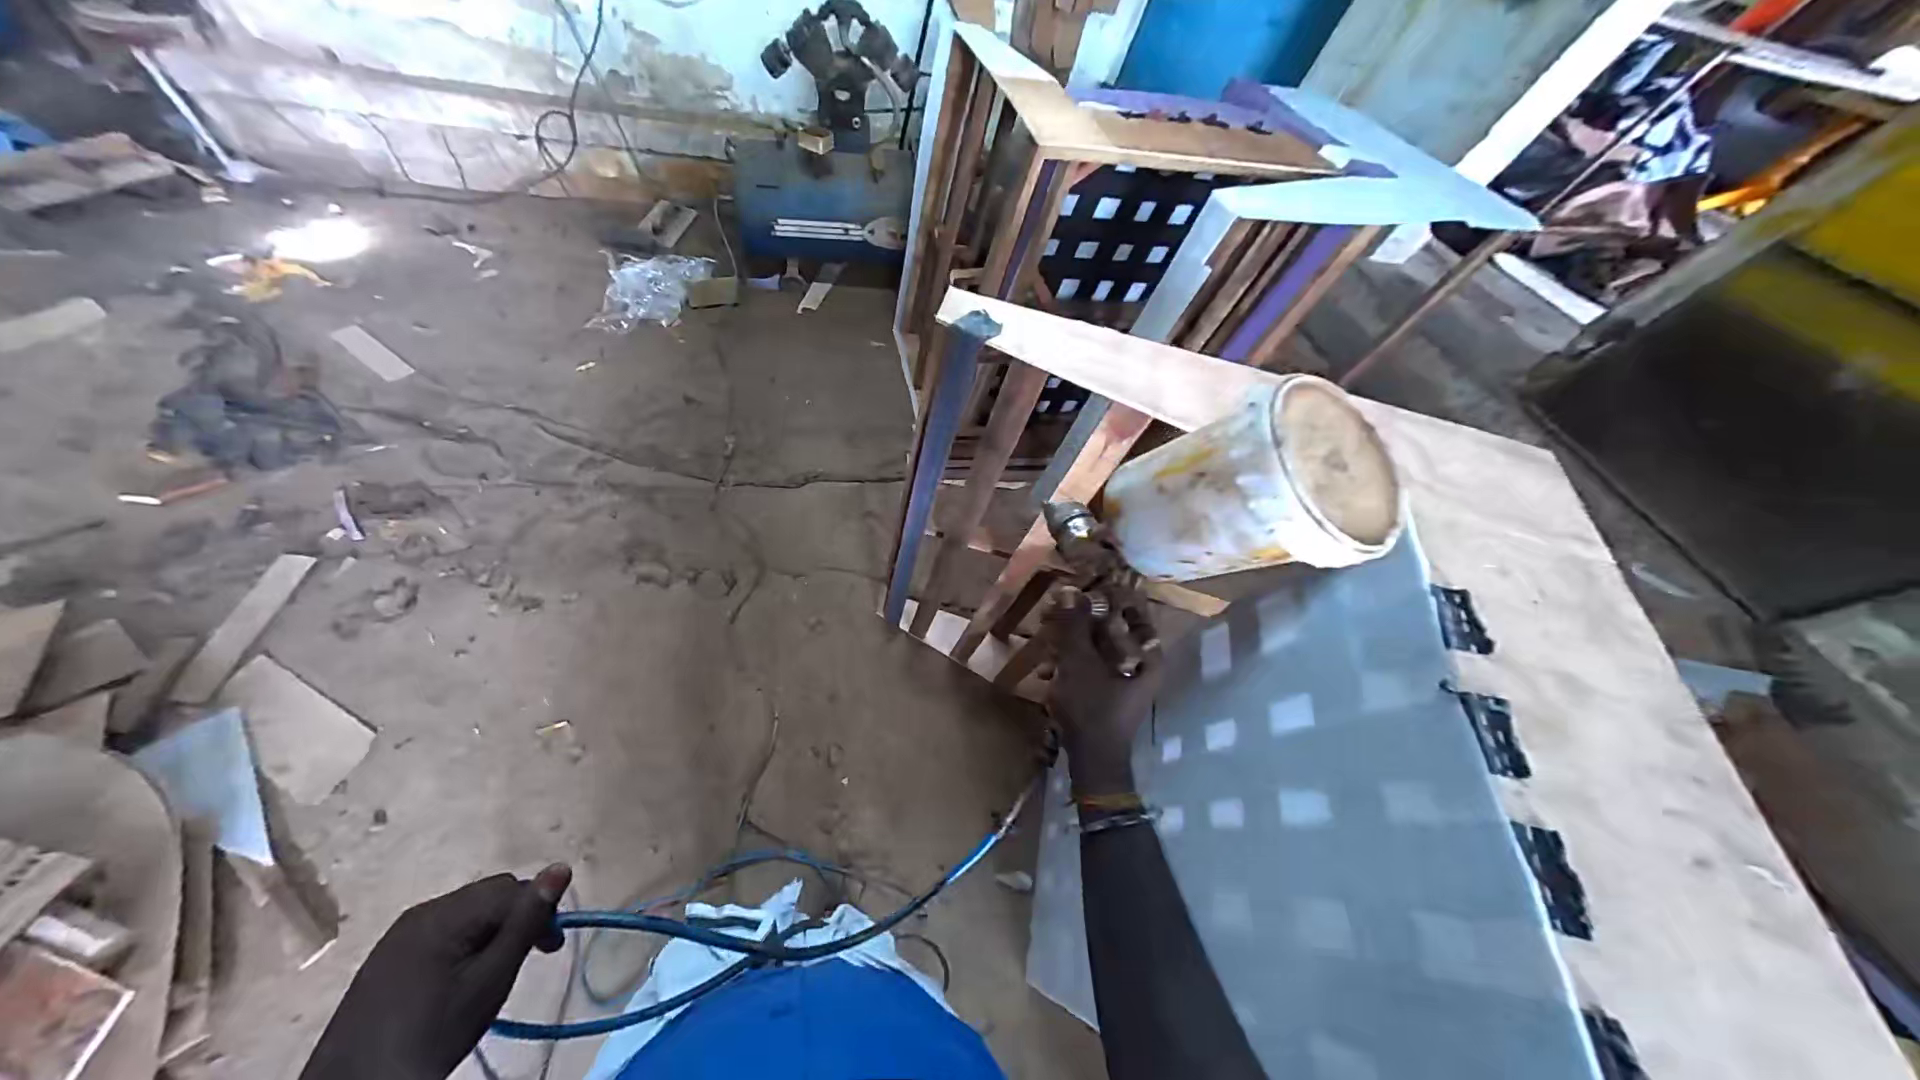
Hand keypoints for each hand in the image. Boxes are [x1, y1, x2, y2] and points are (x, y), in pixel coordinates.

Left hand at [301, 864, 570, 1079]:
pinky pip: (443, 930)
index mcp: (447, 913)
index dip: (541, 912)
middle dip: (517, 918)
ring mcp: (400, 932)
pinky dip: (464, 942)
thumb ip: (527, 920)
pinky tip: (460, 976)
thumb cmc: (431, 1033)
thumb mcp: (491, 978)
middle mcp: (423, 911)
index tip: (551, 950)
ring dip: (492, 931)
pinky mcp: (387, 955)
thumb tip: (561, 868)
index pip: (514, 889)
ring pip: (468, 911)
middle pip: (491, 895)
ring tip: (494, 971)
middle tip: (525, 960)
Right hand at [1046, 592, 1161, 797]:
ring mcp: (1125, 682)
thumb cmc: (1093, 708)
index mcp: (1147, 654)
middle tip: (1056, 612)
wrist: (1093, 760)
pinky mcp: (1108, 695)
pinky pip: (1091, 668)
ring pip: (1098, 649)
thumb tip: (1069, 590)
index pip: (1134, 610)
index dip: (1110, 595)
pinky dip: (1071, 665)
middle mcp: (1142, 665)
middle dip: (1080, 621)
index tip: (1085, 586)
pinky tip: (1047, 670)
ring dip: (1071, 643)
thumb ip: (1074, 626)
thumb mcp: (1079, 662)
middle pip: (1112, 629)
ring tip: (1046, 643)